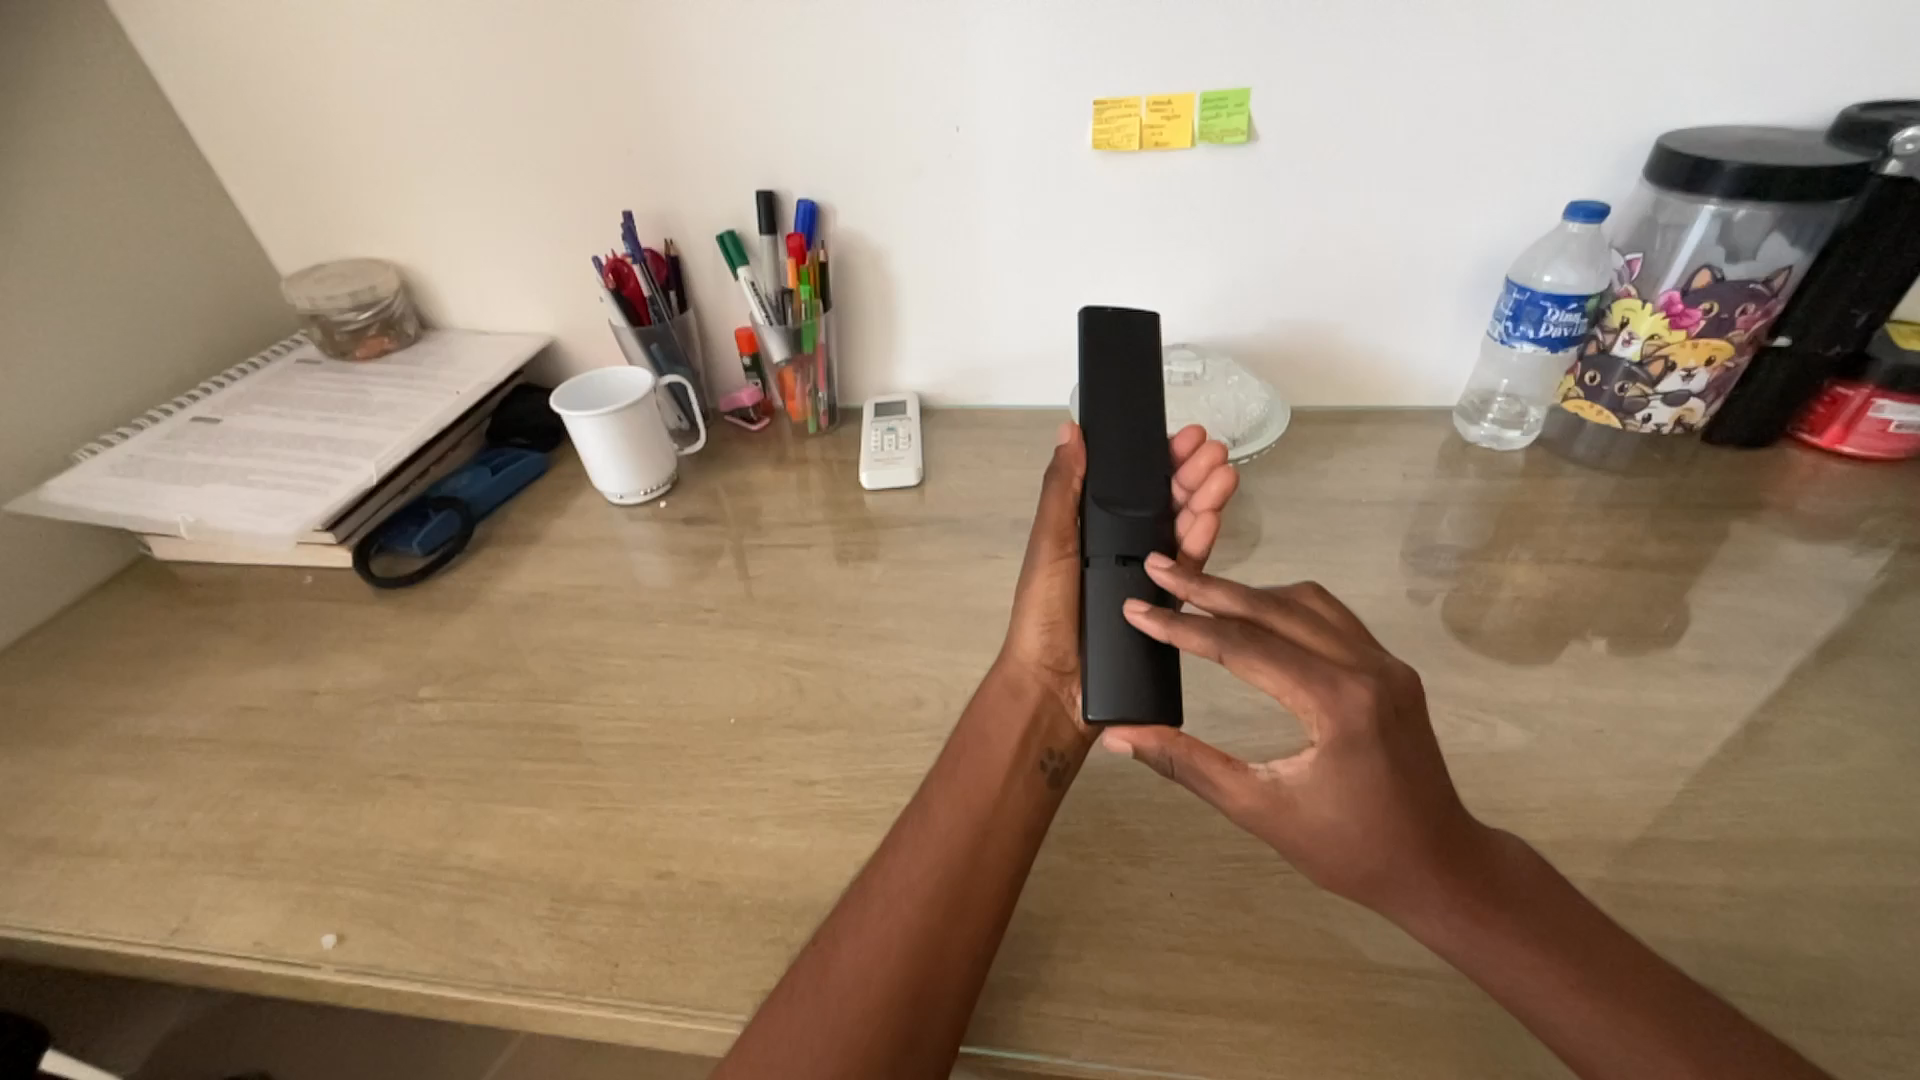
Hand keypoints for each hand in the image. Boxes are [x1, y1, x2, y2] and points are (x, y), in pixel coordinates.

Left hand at [997, 423, 1238, 730]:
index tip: (1185, 436)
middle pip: (1164, 501)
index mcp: (1091, 528)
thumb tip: (1070, 431)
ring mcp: (1143, 574)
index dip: (1159, 459)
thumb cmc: (1044, 611)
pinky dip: (1201, 539)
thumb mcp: (1049, 542)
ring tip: (1224, 473)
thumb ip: (1062, 489)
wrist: (1055, 683)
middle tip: (1214, 450)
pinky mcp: (1163, 604)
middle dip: (1190, 473)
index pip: (1132, 484)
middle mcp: (1121, 546)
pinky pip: (1188, 568)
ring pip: (1181, 528)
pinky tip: (1214, 516)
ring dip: (1204, 499)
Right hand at [1098, 556, 1491, 920]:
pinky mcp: (1390, 668)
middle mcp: (1365, 667)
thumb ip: (1185, 763)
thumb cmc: (1349, 849)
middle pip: (1271, 607)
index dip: (1181, 627)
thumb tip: (1118, 737)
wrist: (1440, 867)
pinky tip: (1253, 613)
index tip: (1135, 611)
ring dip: (1247, 591)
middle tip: (1157, 568)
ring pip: (1305, 601)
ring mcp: (1384, 663)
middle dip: (1207, 587)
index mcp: (1335, 702)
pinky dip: (1282, 605)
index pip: (1241, 645)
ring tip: (1196, 589)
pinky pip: (1330, 616)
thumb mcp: (1258, 809)